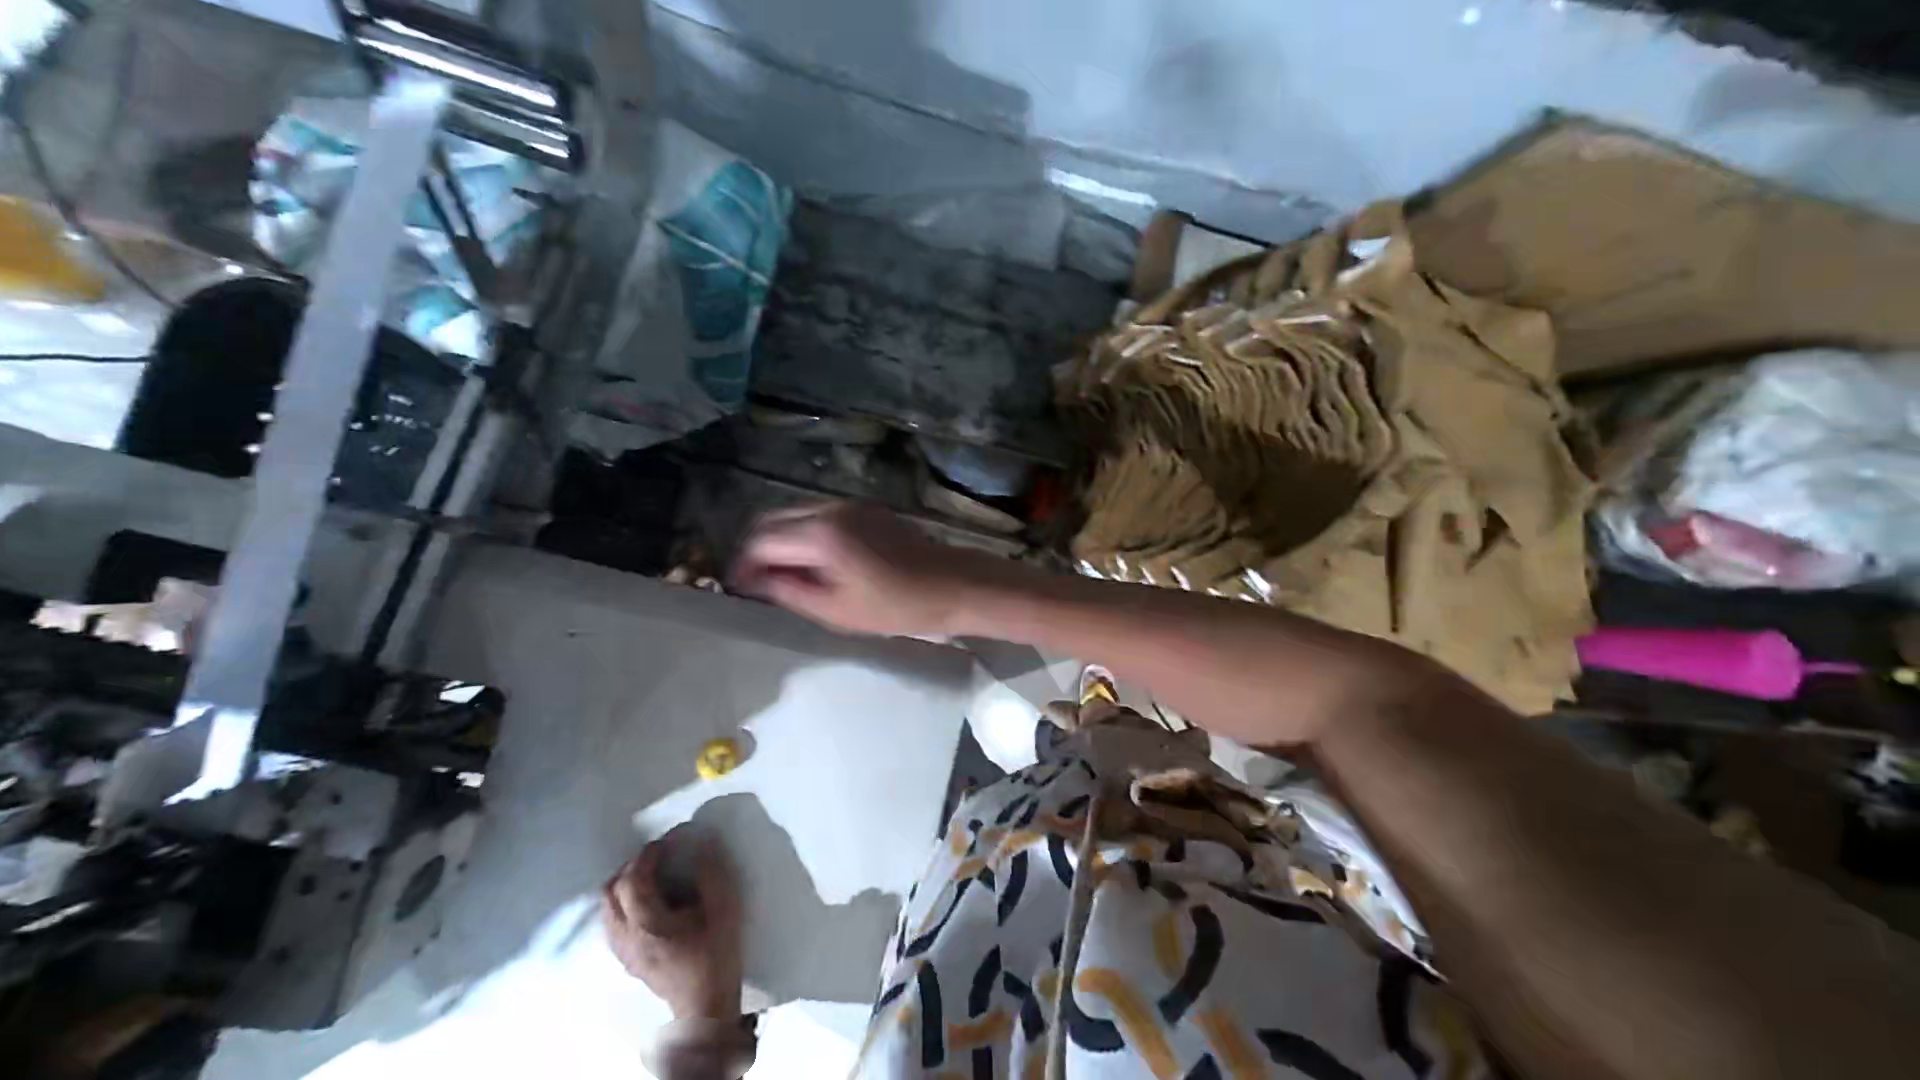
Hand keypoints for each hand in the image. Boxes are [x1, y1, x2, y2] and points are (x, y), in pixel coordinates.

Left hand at [602, 825, 742, 1019]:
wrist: (706, 1007)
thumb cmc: (716, 956)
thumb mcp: (724, 910)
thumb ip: (712, 874)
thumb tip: (701, 843)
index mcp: (647, 924)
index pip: (632, 879)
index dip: (647, 855)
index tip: (667, 842)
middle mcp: (625, 938)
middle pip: (610, 891)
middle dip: (632, 867)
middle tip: (658, 856)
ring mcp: (622, 952)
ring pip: (607, 909)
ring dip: (624, 884)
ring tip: (651, 876)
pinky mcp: (627, 961)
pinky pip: (612, 923)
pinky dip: (624, 904)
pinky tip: (647, 903)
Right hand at [732, 502, 999, 636]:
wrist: (952, 584)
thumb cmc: (897, 606)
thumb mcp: (836, 611)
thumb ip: (789, 592)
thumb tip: (757, 582)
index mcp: (821, 534)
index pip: (761, 541)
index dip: (743, 564)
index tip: (738, 588)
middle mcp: (829, 509)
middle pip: (772, 520)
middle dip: (756, 549)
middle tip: (755, 582)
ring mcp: (848, 505)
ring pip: (794, 515)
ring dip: (780, 540)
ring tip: (782, 575)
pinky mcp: (864, 509)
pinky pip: (819, 516)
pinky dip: (803, 534)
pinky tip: (811, 562)